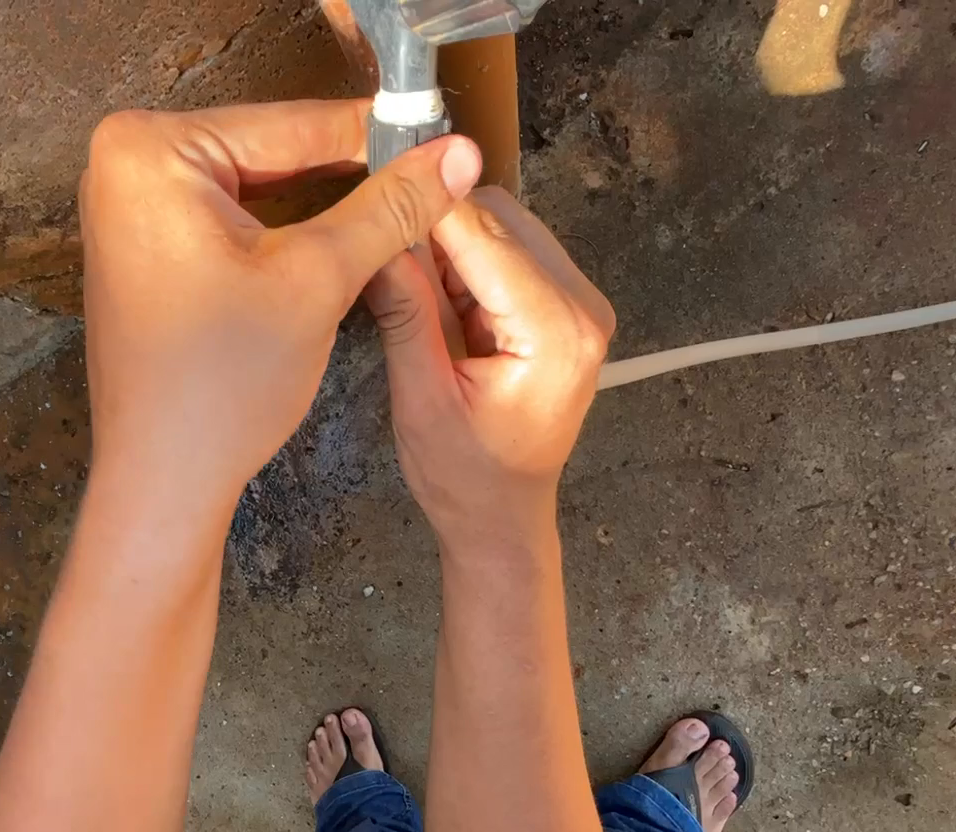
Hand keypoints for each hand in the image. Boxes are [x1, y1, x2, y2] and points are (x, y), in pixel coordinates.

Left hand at [79, 101, 483, 512]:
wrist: (167, 478)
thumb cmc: (221, 385)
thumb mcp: (316, 281)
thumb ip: (388, 210)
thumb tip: (456, 157)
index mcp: (150, 151)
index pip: (289, 125)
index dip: (374, 136)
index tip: (435, 138)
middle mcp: (126, 168)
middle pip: (269, 158)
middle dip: (346, 178)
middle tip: (421, 184)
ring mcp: (132, 216)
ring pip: (255, 196)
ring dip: (319, 211)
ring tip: (389, 215)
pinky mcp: (148, 258)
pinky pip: (230, 229)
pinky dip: (282, 238)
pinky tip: (332, 247)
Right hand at [366, 187, 615, 552]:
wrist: (503, 519)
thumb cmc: (462, 477)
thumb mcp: (422, 399)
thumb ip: (405, 313)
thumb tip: (376, 237)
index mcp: (555, 331)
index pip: (483, 236)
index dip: (424, 209)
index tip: (372, 187)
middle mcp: (583, 307)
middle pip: (502, 219)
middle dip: (439, 231)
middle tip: (387, 261)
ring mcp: (582, 307)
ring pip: (507, 232)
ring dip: (453, 250)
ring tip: (414, 294)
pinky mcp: (568, 314)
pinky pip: (513, 259)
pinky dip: (470, 269)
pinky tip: (443, 306)